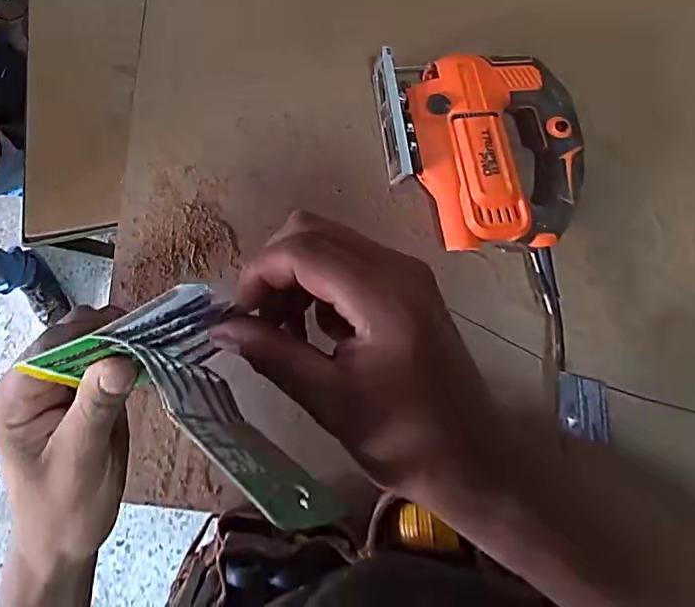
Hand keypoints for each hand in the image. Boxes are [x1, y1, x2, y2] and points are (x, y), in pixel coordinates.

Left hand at [0, 307, 136, 606]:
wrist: (64, 540)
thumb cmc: (64, 512)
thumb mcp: (82, 462)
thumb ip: (96, 408)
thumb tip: (118, 360)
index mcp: (12, 399)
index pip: (50, 349)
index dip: (89, 337)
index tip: (131, 336)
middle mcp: (24, 381)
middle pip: (66, 334)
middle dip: (105, 334)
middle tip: (145, 341)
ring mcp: (48, 380)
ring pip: (83, 335)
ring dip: (114, 338)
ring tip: (144, 348)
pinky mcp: (71, 382)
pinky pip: (95, 350)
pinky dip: (118, 349)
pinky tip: (137, 360)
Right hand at [212, 211, 505, 505]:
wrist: (474, 463)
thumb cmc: (404, 441)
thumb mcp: (330, 401)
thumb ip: (272, 354)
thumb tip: (220, 328)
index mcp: (382, 294)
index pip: (303, 249)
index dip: (259, 273)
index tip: (239, 314)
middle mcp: (395, 265)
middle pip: (313, 231)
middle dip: (274, 268)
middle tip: (259, 319)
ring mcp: (404, 270)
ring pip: (328, 241)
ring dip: (294, 275)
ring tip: (283, 329)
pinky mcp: (406, 282)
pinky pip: (347, 259)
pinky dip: (318, 282)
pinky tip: (316, 329)